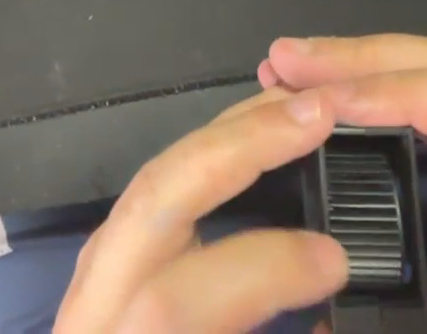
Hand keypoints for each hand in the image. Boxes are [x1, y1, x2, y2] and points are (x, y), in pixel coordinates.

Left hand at [55, 88, 347, 332]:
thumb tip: (327, 273)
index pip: (176, 302)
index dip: (264, 268)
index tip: (336, 258)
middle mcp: (92, 316)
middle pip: (153, 201)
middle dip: (238, 146)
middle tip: (316, 113)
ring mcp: (90, 286)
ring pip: (149, 182)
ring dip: (225, 137)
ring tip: (292, 111)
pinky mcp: (103, 271)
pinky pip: (154, 194)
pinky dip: (207, 159)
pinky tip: (249, 144)